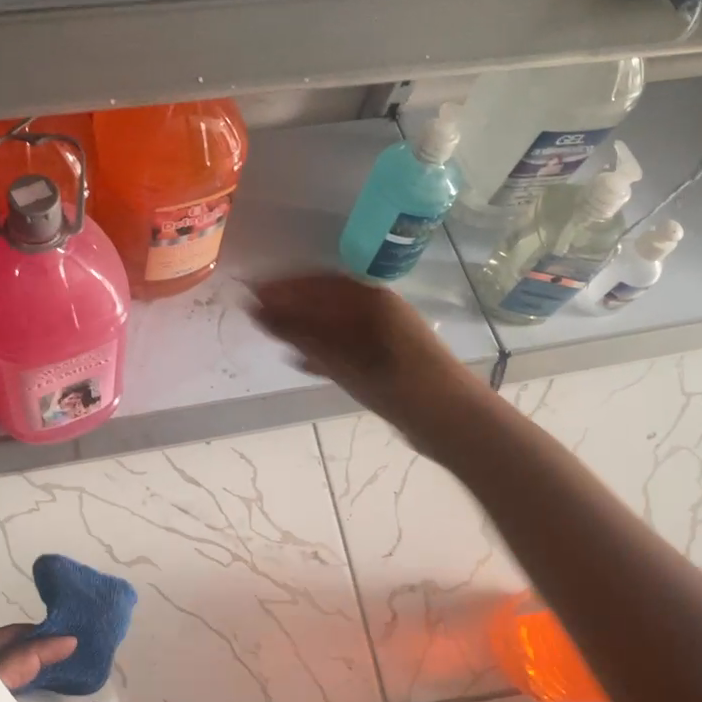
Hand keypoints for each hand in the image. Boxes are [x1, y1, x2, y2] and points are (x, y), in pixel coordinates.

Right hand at [250, 273, 490, 450]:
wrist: (449, 419)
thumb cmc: (396, 381)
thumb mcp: (342, 356)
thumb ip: (301, 333)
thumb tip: (259, 310)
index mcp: (369, 299)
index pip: (317, 282)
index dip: (283, 286)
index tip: (251, 292)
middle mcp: (376, 310)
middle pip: (324, 301)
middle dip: (290, 307)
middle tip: (256, 316)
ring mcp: (382, 335)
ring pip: (333, 325)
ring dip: (304, 329)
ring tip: (273, 337)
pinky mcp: (384, 360)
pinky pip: (345, 347)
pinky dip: (323, 350)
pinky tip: (304, 362)